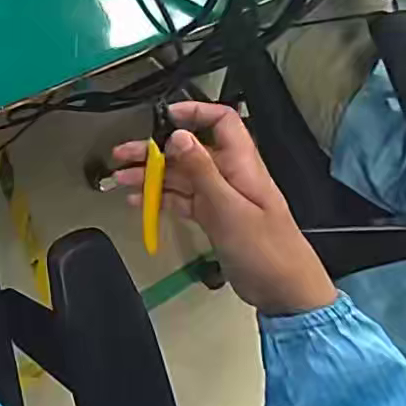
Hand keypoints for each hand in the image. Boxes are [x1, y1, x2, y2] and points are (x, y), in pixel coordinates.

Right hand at [111, 102, 337, 315]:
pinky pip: (179, 198)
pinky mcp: (211, 215)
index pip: (221, 121)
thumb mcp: (228, 207)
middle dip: (153, 149)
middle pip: (187, 150)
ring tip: (120, 179)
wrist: (285, 294)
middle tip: (122, 154)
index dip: (194, 112)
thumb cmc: (266, 250)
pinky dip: (158, 197)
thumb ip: (201, 169)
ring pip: (178, 175)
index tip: (164, 116)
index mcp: (240, 164)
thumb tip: (178, 135)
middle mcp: (228, 174)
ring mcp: (218, 195)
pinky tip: (138, 201)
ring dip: (149, 175)